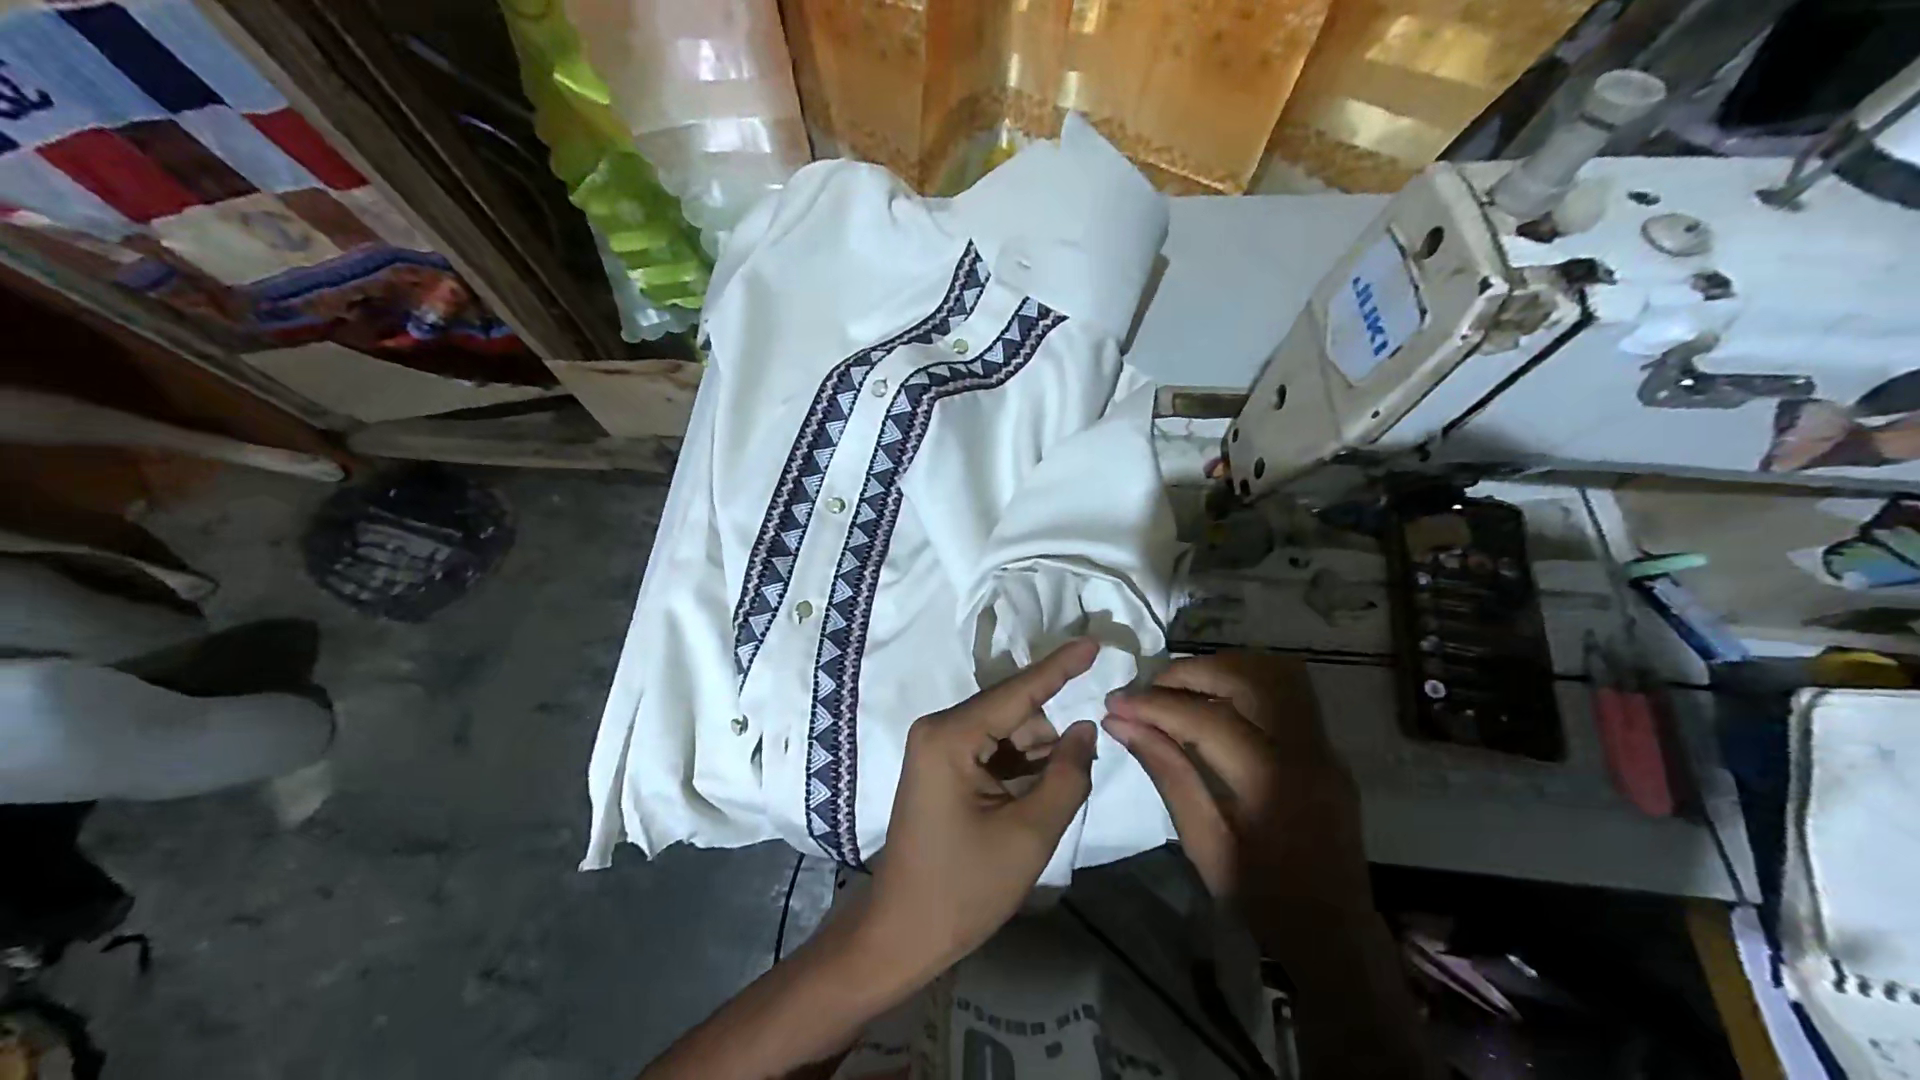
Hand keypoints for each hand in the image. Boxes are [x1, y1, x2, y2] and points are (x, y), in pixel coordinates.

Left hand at [857, 638, 1100, 986]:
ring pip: (1007, 733)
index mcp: (950, 736)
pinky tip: (1030, 803)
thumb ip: (1066, 775)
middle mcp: (938, 729)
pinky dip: (1019, 769)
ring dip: (1036, 759)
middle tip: (1069, 788)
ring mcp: (936, 747)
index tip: (1093, 642)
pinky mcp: (940, 767)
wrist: (902, 933)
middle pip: (1014, 714)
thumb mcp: (1030, 834)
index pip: (1018, 691)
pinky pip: (992, 751)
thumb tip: (1085, 728)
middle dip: (1049, 741)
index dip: (1060, 667)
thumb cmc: (963, 887)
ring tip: (1041, 812)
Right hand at [1102, 652, 1367, 915]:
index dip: (1154, 705)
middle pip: (1248, 678)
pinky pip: (1286, 693)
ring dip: (1221, 669)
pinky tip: (1214, 704)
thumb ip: (1167, 774)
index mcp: (1272, 785)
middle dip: (1190, 672)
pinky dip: (1243, 683)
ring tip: (1180, 690)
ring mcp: (1325, 747)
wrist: (1334, 933)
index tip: (1114, 702)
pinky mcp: (1328, 748)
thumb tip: (1121, 723)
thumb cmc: (1261, 898)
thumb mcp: (1203, 844)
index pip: (1207, 721)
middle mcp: (1307, 752)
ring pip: (1275, 673)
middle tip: (1148, 690)